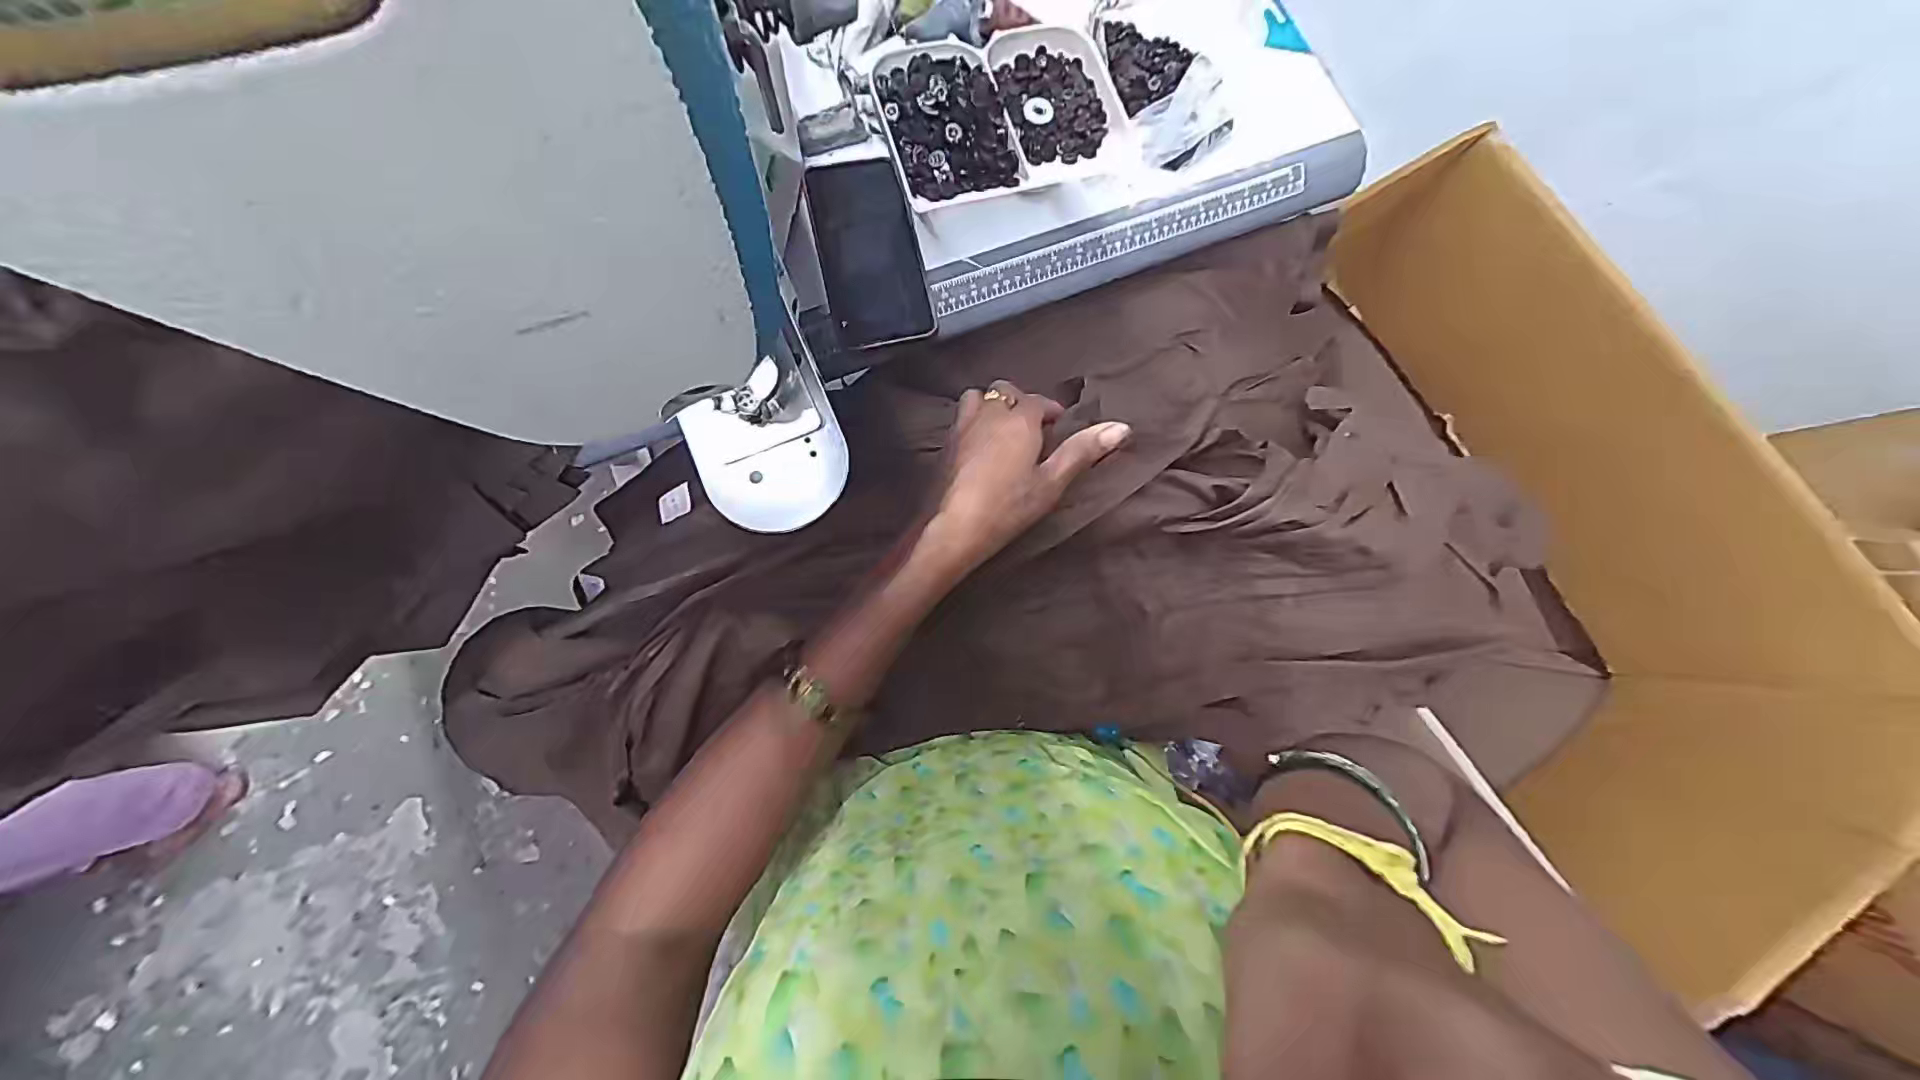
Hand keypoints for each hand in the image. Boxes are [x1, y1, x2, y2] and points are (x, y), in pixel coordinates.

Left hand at [913, 380, 1130, 577]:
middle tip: (1033, 428)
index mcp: (1018, 419)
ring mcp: (962, 426)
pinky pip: (962, 418)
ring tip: (1004, 429)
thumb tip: (1122, 427)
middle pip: (1006, 391)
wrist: (956, 526)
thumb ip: (1082, 451)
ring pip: (978, 398)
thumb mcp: (1052, 482)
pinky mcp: (946, 444)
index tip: (1059, 426)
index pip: (1039, 401)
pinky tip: (980, 445)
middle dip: (1021, 402)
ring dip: (992, 405)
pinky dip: (974, 421)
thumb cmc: (1008, 506)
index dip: (1051, 411)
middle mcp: (988, 413)